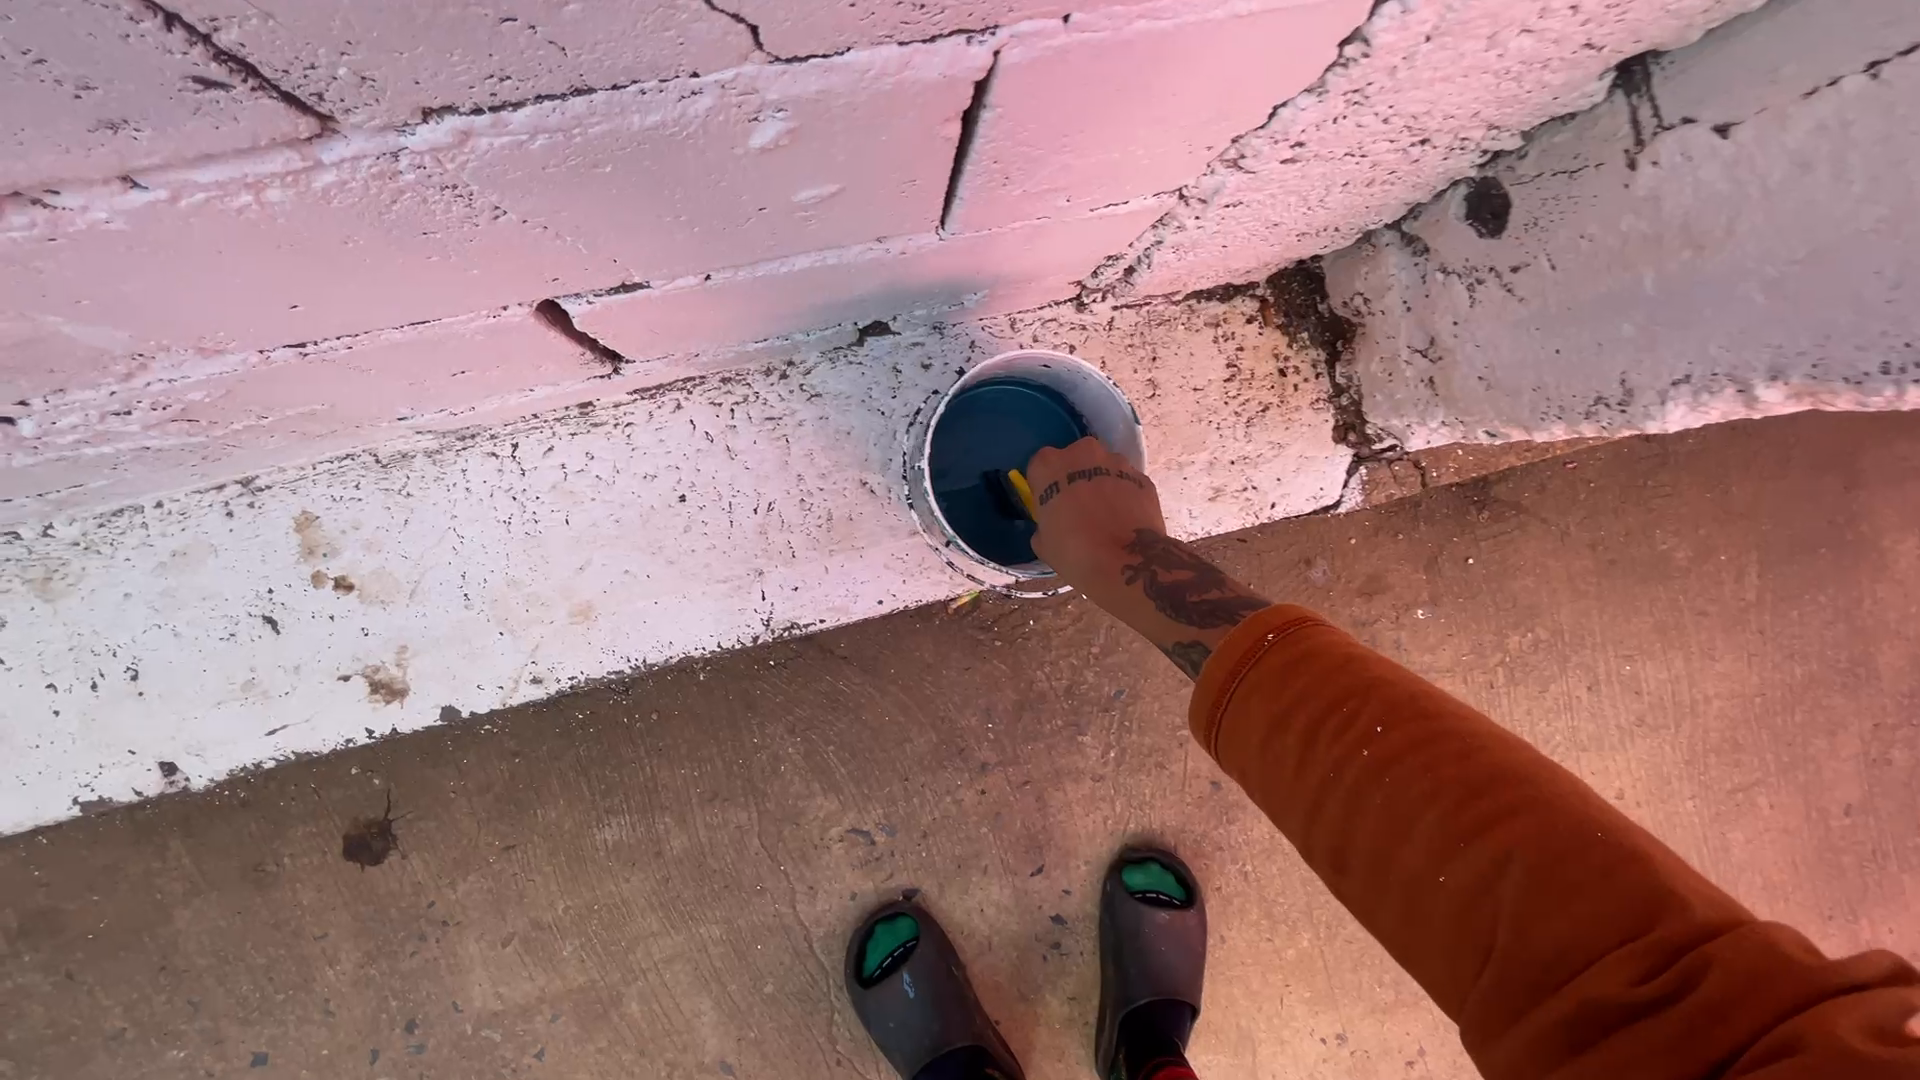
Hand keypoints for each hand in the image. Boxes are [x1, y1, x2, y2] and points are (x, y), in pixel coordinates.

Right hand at [1024, 436, 1164, 593]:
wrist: (1123, 562)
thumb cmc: (1072, 551)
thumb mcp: (1041, 540)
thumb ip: (1046, 519)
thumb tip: (1055, 521)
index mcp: (1048, 464)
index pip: (1041, 466)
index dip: (1045, 485)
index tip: (1050, 503)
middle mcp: (1082, 452)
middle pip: (1075, 458)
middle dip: (1076, 476)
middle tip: (1078, 507)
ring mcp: (1117, 462)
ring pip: (1105, 467)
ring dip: (1103, 484)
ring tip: (1106, 515)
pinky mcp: (1143, 477)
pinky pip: (1128, 483)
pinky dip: (1126, 495)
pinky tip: (1125, 520)